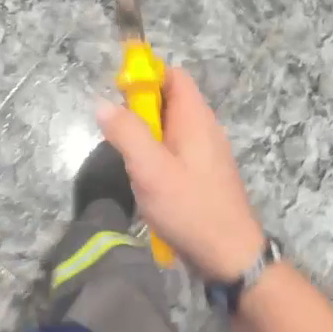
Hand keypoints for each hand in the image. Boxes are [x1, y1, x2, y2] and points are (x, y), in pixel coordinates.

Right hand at [98, 68, 267, 281]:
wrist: (230, 256)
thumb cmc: (190, 208)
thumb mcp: (150, 170)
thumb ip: (126, 133)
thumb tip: (102, 102)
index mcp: (195, 117)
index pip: (173, 75)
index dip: (146, 76)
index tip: (119, 94)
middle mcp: (204, 127)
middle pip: (170, 99)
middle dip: (141, 109)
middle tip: (119, 134)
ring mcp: (207, 151)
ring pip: (171, 127)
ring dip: (147, 136)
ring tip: (130, 160)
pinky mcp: (204, 173)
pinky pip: (176, 150)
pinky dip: (158, 156)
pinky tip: (147, 181)